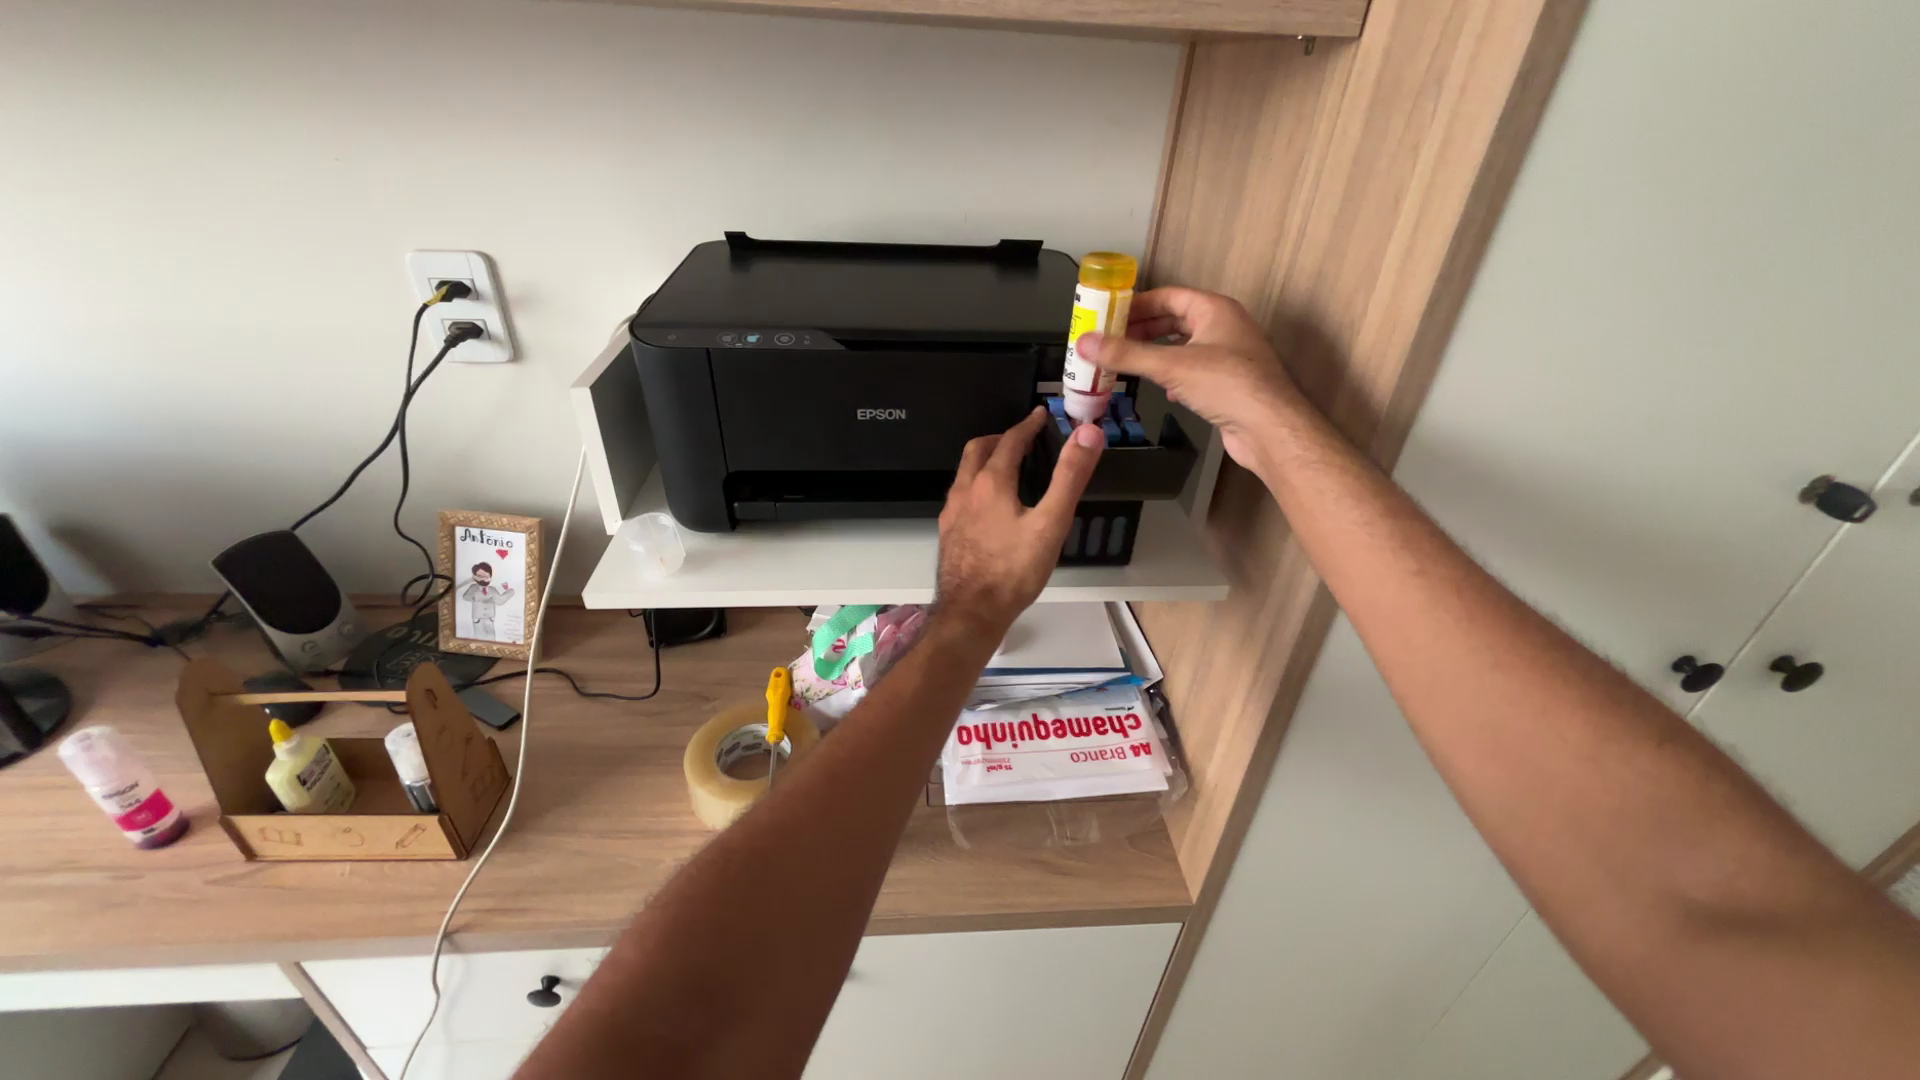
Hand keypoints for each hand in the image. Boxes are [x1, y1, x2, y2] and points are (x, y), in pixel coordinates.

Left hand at [936, 407, 1104, 636]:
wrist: (972, 612)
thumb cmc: (1014, 570)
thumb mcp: (1051, 523)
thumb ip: (1070, 476)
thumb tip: (1088, 433)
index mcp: (991, 482)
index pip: (1010, 441)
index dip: (1028, 425)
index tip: (1040, 416)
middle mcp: (965, 491)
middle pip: (978, 450)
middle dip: (1001, 438)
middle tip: (1022, 439)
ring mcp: (952, 513)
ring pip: (965, 473)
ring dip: (985, 461)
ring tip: (1008, 468)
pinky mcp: (948, 533)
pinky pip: (961, 497)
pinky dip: (976, 486)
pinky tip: (989, 507)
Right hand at [1076, 286, 1305, 475]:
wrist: (1269, 428)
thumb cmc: (1227, 385)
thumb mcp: (1171, 366)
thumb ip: (1126, 354)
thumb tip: (1086, 343)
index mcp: (1215, 310)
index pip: (1169, 296)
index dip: (1138, 304)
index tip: (1109, 315)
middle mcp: (1224, 327)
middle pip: (1175, 321)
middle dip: (1142, 331)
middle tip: (1111, 341)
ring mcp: (1229, 356)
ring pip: (1184, 348)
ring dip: (1155, 355)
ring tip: (1126, 364)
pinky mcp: (1228, 384)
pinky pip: (1193, 372)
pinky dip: (1173, 377)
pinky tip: (1160, 390)